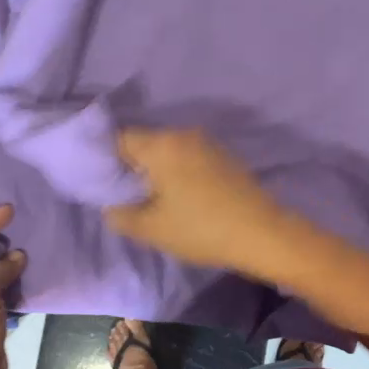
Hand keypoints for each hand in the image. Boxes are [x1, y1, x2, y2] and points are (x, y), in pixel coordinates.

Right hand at [105, 128, 306, 275]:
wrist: (262, 234)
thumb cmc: (201, 229)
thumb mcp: (152, 229)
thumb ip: (121, 215)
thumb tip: (112, 205)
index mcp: (161, 145)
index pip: (119, 140)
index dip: (107, 161)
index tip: (105, 185)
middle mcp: (183, 134)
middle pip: (145, 143)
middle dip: (133, 166)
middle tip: (127, 196)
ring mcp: (208, 144)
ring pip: (169, 151)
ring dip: (158, 170)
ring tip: (154, 199)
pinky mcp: (225, 157)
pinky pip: (189, 158)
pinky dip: (179, 172)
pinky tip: (183, 198)